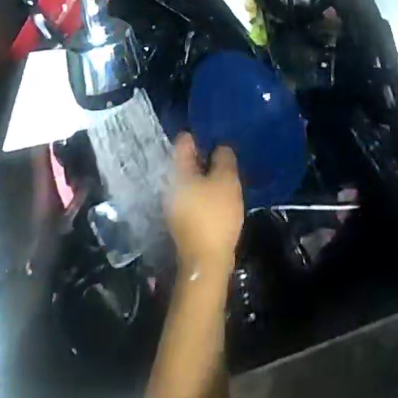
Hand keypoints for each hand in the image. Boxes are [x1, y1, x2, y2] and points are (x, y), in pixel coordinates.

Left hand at [165, 133, 241, 276]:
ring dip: (206, 176)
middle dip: (205, 156)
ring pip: (190, 180)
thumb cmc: (215, 215)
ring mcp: (173, 203)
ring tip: (226, 176)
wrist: (206, 262)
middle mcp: (170, 184)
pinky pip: (193, 196)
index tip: (217, 136)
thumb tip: (220, 147)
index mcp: (177, 170)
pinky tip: (220, 197)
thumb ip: (224, 159)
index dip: (200, 135)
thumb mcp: (226, 181)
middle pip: (185, 161)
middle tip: (225, 157)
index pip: (183, 141)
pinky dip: (205, 193)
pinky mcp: (181, 220)